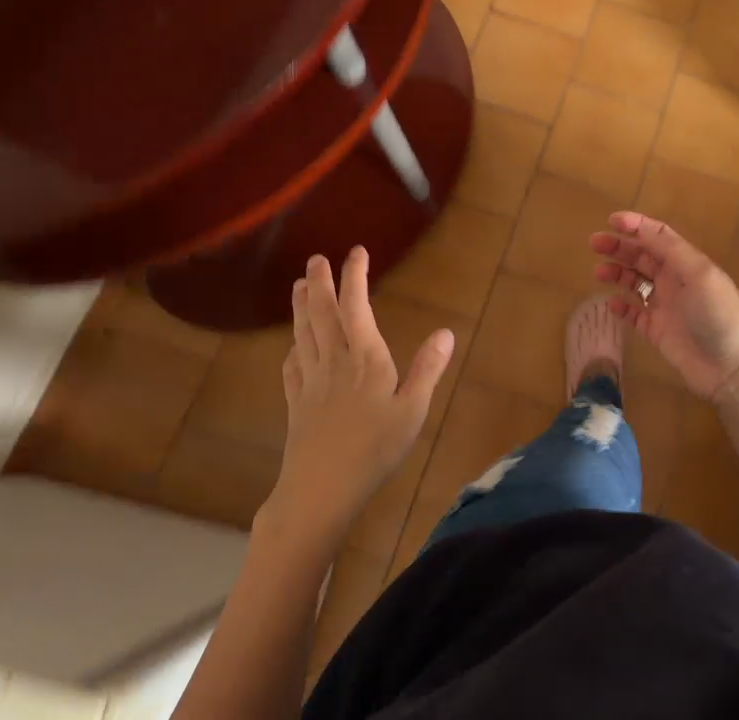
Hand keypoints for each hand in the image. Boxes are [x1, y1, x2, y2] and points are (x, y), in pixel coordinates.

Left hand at [262, 248, 453, 538]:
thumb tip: (446, 332)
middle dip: (320, 284)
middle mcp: (333, 362)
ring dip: (301, 307)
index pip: (356, 307)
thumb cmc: (375, 448)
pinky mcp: (296, 403)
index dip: (354, 277)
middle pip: (322, 315)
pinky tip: (293, 346)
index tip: (356, 252)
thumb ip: (427, 369)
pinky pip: (292, 366)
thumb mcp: (413, 409)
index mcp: (364, 358)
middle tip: (315, 259)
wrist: (321, 487)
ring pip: (303, 334)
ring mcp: (310, 382)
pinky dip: (293, 347)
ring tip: (298, 286)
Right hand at [589, 211, 738, 406]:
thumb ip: (670, 250)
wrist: (731, 368)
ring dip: (618, 273)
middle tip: (594, 243)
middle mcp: (676, 281)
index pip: (659, 236)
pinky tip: (611, 304)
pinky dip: (622, 307)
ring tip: (598, 272)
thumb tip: (642, 228)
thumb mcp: (699, 274)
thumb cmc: (718, 315)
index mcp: (688, 263)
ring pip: (636, 283)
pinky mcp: (658, 332)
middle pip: (644, 257)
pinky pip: (635, 314)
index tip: (611, 220)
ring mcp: (667, 307)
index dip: (637, 225)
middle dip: (620, 247)